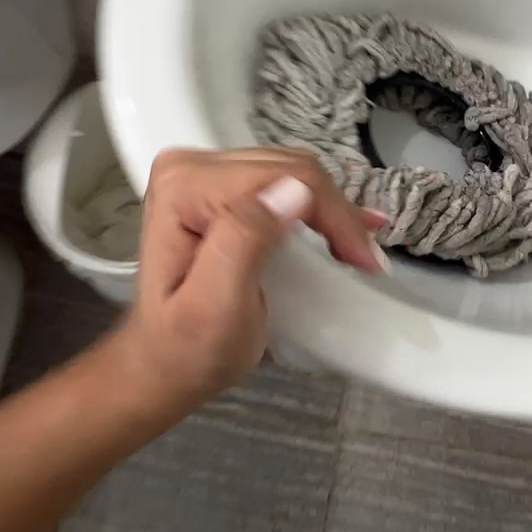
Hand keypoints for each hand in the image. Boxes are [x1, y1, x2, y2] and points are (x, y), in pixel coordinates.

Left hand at [105, 148, 386, 411]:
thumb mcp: (215, 308)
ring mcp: (206, 173)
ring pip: (297, 172)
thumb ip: (245, 243)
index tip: (361, 261)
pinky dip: (320, 206)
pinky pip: (286, 181)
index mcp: (184, 188)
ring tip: (361, 248)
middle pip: (293, 170)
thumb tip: (294, 192)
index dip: (331, 215)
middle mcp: (191, 167)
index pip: (282, 177)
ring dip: (334, 211)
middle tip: (366, 261)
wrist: (164, 364)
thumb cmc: (187, 350)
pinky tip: (349, 223)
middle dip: (337, 215)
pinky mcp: (222, 186)